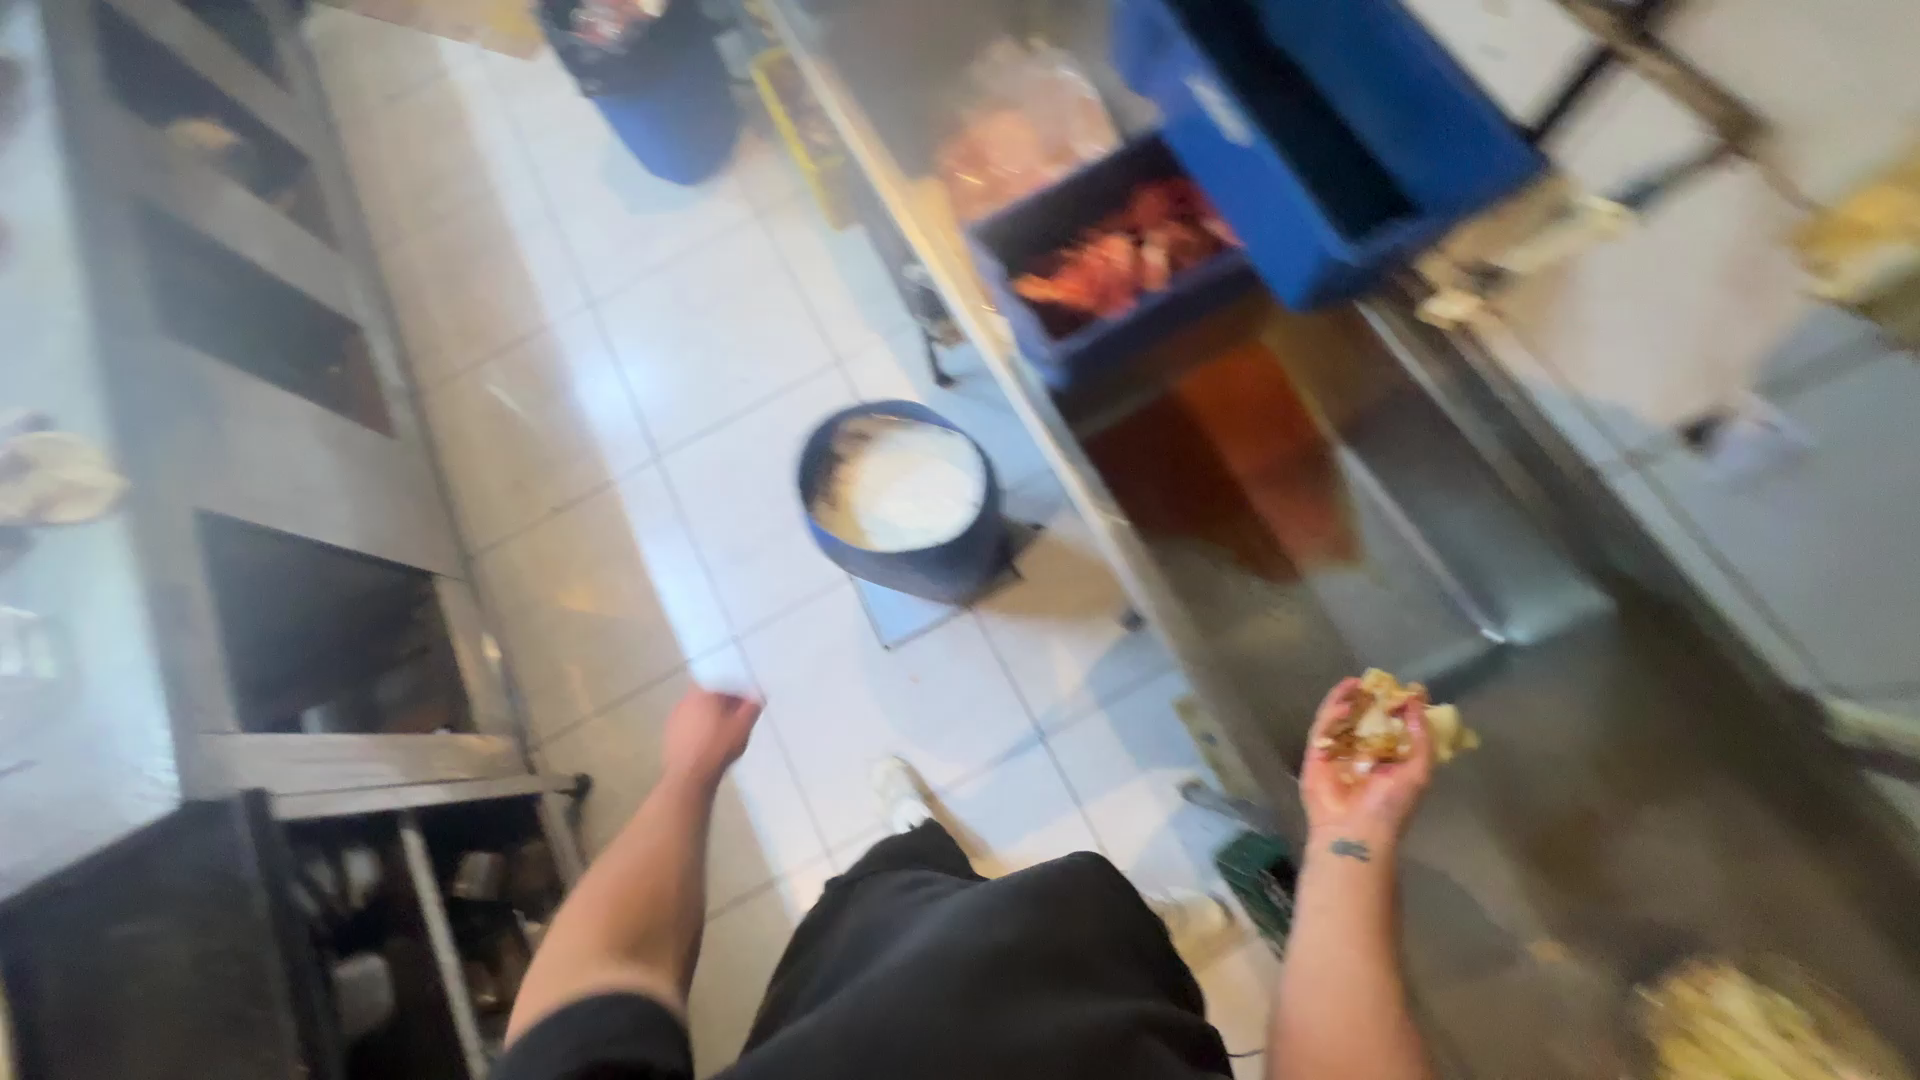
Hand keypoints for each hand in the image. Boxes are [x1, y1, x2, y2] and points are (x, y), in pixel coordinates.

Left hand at [662, 687, 762, 787]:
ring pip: (697, 710)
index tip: (745, 699)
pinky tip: (710, 742)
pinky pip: (689, 725)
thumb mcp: (743, 726)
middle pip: (708, 695)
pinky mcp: (669, 735)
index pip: (719, 679)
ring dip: (710, 716)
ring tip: (725, 730)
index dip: (734, 687)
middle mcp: (685, 701)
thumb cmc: (718, 746)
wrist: (689, 777)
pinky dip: (700, 729)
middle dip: (723, 702)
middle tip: (738, 715)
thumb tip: (757, 696)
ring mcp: (674, 718)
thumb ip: (752, 707)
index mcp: (702, 693)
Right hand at [1300, 677, 1432, 857]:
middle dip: (1368, 700)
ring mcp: (1336, 754)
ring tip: (1356, 683)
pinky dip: (1331, 713)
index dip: (1397, 709)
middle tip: (1374, 682)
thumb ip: (1420, 739)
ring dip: (1346, 700)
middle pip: (1362, 720)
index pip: (1391, 728)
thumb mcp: (1418, 773)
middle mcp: (1361, 754)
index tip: (1405, 690)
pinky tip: (1345, 702)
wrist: (1356, 831)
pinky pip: (1322, 729)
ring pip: (1339, 720)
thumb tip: (1416, 704)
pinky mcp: (1315, 754)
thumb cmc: (1391, 807)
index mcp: (1388, 761)